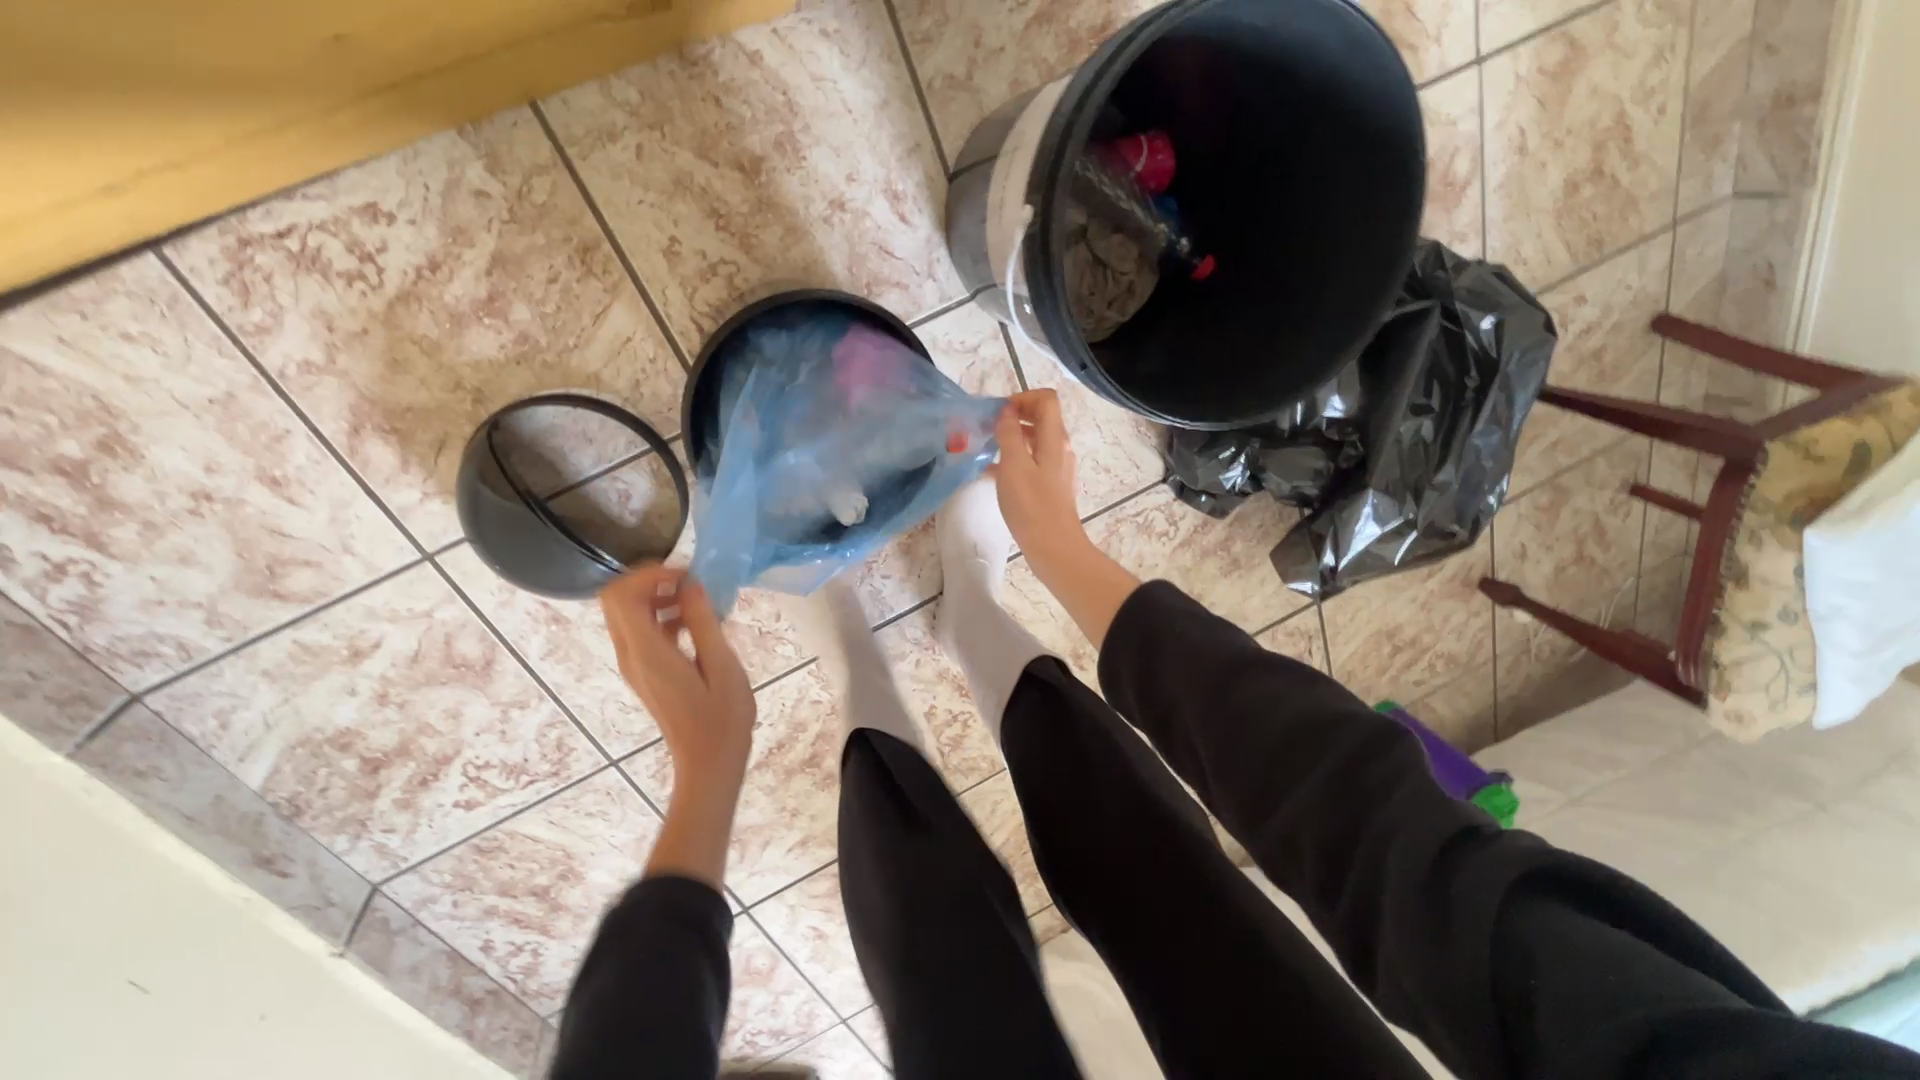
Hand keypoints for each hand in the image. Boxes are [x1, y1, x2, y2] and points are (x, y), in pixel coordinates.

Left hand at [601, 565, 755, 799]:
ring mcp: (634, 665)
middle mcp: (630, 655)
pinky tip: (698, 625)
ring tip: (701, 603)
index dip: (648, 574)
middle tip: (692, 583)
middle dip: (651, 581)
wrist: (709, 762)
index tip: (686, 575)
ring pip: (627, 614)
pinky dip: (663, 616)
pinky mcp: (644, 672)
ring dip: (658, 597)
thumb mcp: (723, 665)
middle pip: (616, 600)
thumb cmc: (723, 718)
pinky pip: (641, 631)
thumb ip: (703, 622)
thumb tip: (690, 584)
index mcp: (647, 653)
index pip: (621, 596)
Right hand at [992, 389, 1090, 564]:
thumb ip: (1009, 434)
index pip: (1046, 399)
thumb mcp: (1014, 466)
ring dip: (1012, 438)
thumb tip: (1006, 411)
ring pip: (1035, 440)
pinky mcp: (1052, 486)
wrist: (1054, 548)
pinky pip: (1033, 461)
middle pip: (1041, 417)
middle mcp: (1060, 448)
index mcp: (1054, 439)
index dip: (1022, 398)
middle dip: (1014, 416)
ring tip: (987, 450)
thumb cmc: (1032, 507)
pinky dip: (1016, 459)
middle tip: (988, 428)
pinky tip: (994, 474)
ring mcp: (1058, 468)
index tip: (998, 413)